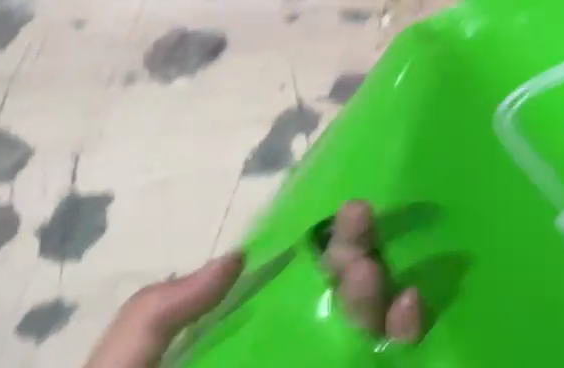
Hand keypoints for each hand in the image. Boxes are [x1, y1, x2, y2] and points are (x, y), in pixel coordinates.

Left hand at [86, 201, 420, 366]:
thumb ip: (153, 318)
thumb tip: (236, 258)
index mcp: (250, 339)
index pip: (300, 284)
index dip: (328, 246)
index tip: (346, 211)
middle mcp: (299, 350)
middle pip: (344, 295)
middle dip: (359, 251)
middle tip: (359, 222)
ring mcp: (332, 367)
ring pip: (375, 323)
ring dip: (381, 290)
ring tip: (366, 273)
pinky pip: (395, 356)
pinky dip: (410, 329)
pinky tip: (407, 306)